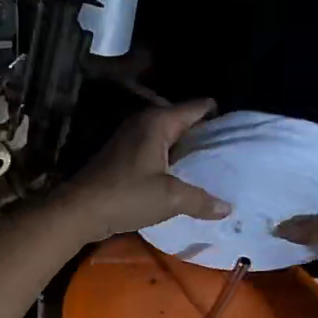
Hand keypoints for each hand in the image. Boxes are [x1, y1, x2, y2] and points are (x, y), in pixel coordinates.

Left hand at [58, 100, 231, 240]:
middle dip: (204, 136)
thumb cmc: (126, 196)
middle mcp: (143, 122)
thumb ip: (201, 200)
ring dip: (185, 151)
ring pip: (167, 138)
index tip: (238, 132)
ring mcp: (128, 138)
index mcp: (158, 121)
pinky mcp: (120, 156)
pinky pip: (154, 151)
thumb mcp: (170, 198)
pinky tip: (180, 178)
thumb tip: (227, 208)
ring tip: (210, 167)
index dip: (219, 116)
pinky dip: (168, 161)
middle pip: (182, 121)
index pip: (197, 107)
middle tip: (228, 154)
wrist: (79, 210)